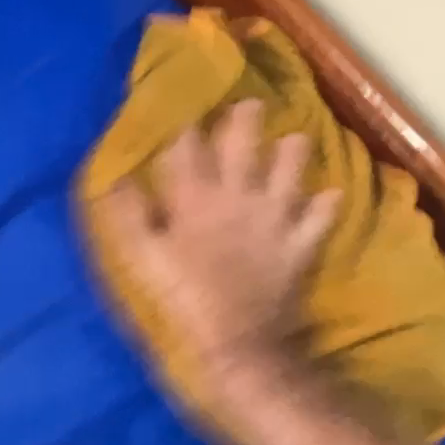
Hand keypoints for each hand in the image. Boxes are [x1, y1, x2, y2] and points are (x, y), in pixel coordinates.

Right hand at [100, 99, 342, 394]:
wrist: (239, 341)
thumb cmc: (181, 294)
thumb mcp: (141, 254)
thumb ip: (128, 213)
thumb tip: (111, 176)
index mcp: (194, 201)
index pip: (189, 154)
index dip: (188, 129)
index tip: (188, 105)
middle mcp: (236, 202)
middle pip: (242, 155)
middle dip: (243, 127)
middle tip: (250, 102)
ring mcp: (272, 225)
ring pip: (285, 180)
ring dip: (291, 157)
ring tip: (297, 137)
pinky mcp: (297, 250)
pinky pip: (315, 223)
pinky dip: (325, 207)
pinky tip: (332, 194)